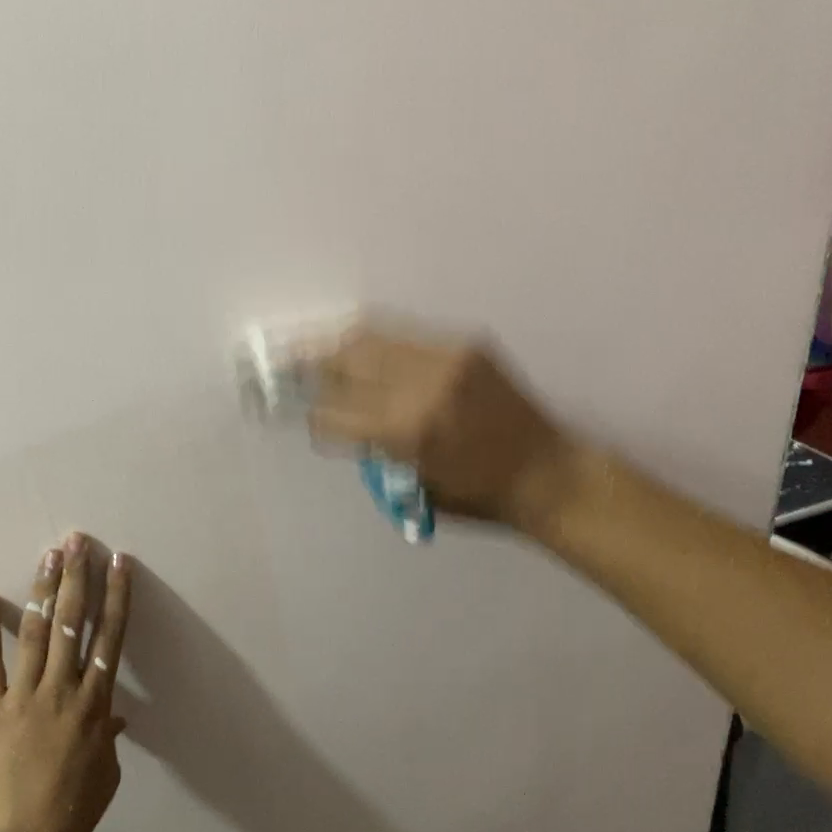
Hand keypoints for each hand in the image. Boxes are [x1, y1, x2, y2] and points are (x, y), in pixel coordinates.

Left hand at [0, 533, 131, 831]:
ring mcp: (24, 699)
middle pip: (73, 624)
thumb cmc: (75, 810)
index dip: (117, 596)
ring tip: (49, 556)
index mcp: (96, 705)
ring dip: (43, 592)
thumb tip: (112, 717)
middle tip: (77, 542)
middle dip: (77, 578)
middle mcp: (63, 691)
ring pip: (37, 634)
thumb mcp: (106, 771)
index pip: (111, 638)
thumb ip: (109, 736)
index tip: (118, 562)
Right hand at [310, 322, 574, 528]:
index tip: (297, 414)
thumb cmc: (481, 496)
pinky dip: (378, 342)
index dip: (313, 416)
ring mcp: (446, 359)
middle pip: (345, 361)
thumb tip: (343, 421)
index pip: (334, 414)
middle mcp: (421, 388)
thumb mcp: (417, 486)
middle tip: (283, 362)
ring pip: (372, 337)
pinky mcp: (466, 345)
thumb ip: (377, 451)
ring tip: (312, 344)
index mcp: (406, 432)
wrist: (548, 472)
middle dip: (309, 363)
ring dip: (337, 342)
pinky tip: (361, 344)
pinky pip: (407, 336)